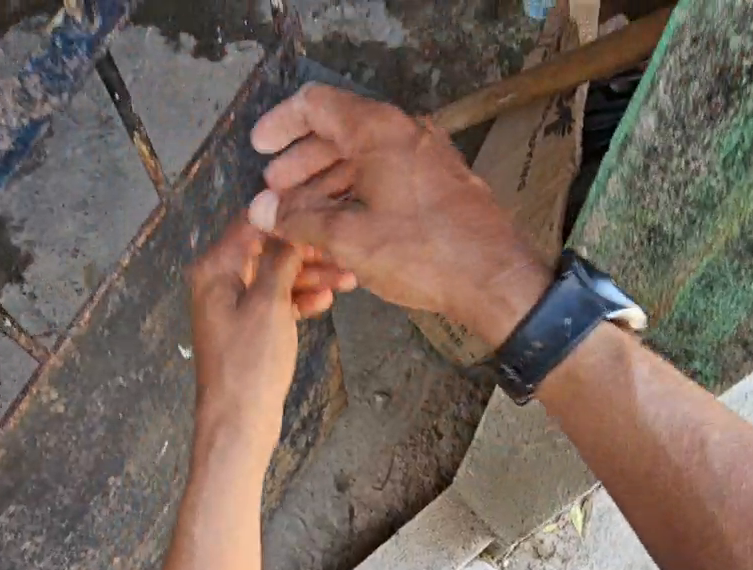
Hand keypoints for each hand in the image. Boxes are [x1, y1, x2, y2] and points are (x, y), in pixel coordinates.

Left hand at [189, 218, 347, 452]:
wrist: (239, 422)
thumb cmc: (250, 363)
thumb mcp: (269, 303)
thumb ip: (280, 259)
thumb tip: (290, 227)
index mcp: (214, 268)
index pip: (253, 224)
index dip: (290, 218)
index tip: (326, 215)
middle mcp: (219, 282)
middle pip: (267, 251)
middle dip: (306, 252)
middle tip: (344, 253)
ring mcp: (234, 307)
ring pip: (276, 278)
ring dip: (310, 277)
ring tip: (348, 279)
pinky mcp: (249, 329)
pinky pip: (276, 303)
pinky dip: (299, 300)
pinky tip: (326, 300)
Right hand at [249, 83, 552, 346]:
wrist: (493, 280)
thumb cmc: (422, 254)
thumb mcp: (350, 239)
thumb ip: (300, 221)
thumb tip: (261, 210)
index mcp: (378, 132)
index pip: (316, 105)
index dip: (282, 124)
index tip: (259, 149)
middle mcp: (404, 134)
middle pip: (339, 134)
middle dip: (301, 164)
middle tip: (275, 194)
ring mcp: (426, 160)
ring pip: (364, 160)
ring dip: (328, 185)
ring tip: (302, 218)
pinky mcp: (439, 187)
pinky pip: (387, 180)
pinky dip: (357, 196)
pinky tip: (342, 228)